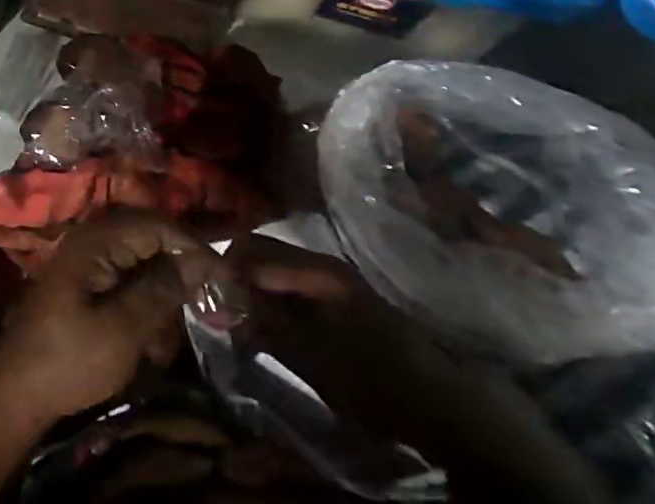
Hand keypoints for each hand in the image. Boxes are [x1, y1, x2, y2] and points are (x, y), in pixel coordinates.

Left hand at [0, 214, 220, 422]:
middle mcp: (93, 240)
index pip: (159, 225)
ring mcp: (89, 261)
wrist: (16, 390)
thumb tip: (201, 260)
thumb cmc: (69, 358)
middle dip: (178, 278)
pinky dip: (144, 311)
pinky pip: (128, 284)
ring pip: (144, 266)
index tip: (225, 280)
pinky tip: (148, 348)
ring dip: (161, 301)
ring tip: (163, 345)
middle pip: (153, 242)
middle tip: (200, 312)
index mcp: (98, 240)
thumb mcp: (124, 328)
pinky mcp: (88, 283)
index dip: (194, 248)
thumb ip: (162, 289)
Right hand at [230, 237, 610, 503]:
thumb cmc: (376, 378)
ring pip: (279, 272)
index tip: (205, 296)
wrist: (450, 407)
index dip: (222, 268)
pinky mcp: (346, 301)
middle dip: (236, 279)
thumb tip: (217, 304)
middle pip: (264, 255)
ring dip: (256, 293)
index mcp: (317, 270)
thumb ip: (262, 325)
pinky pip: (296, 290)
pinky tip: (271, 331)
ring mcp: (338, 282)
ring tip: (241, 325)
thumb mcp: (310, 357)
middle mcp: (326, 264)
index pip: (251, 248)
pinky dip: (277, 304)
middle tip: (219, 313)